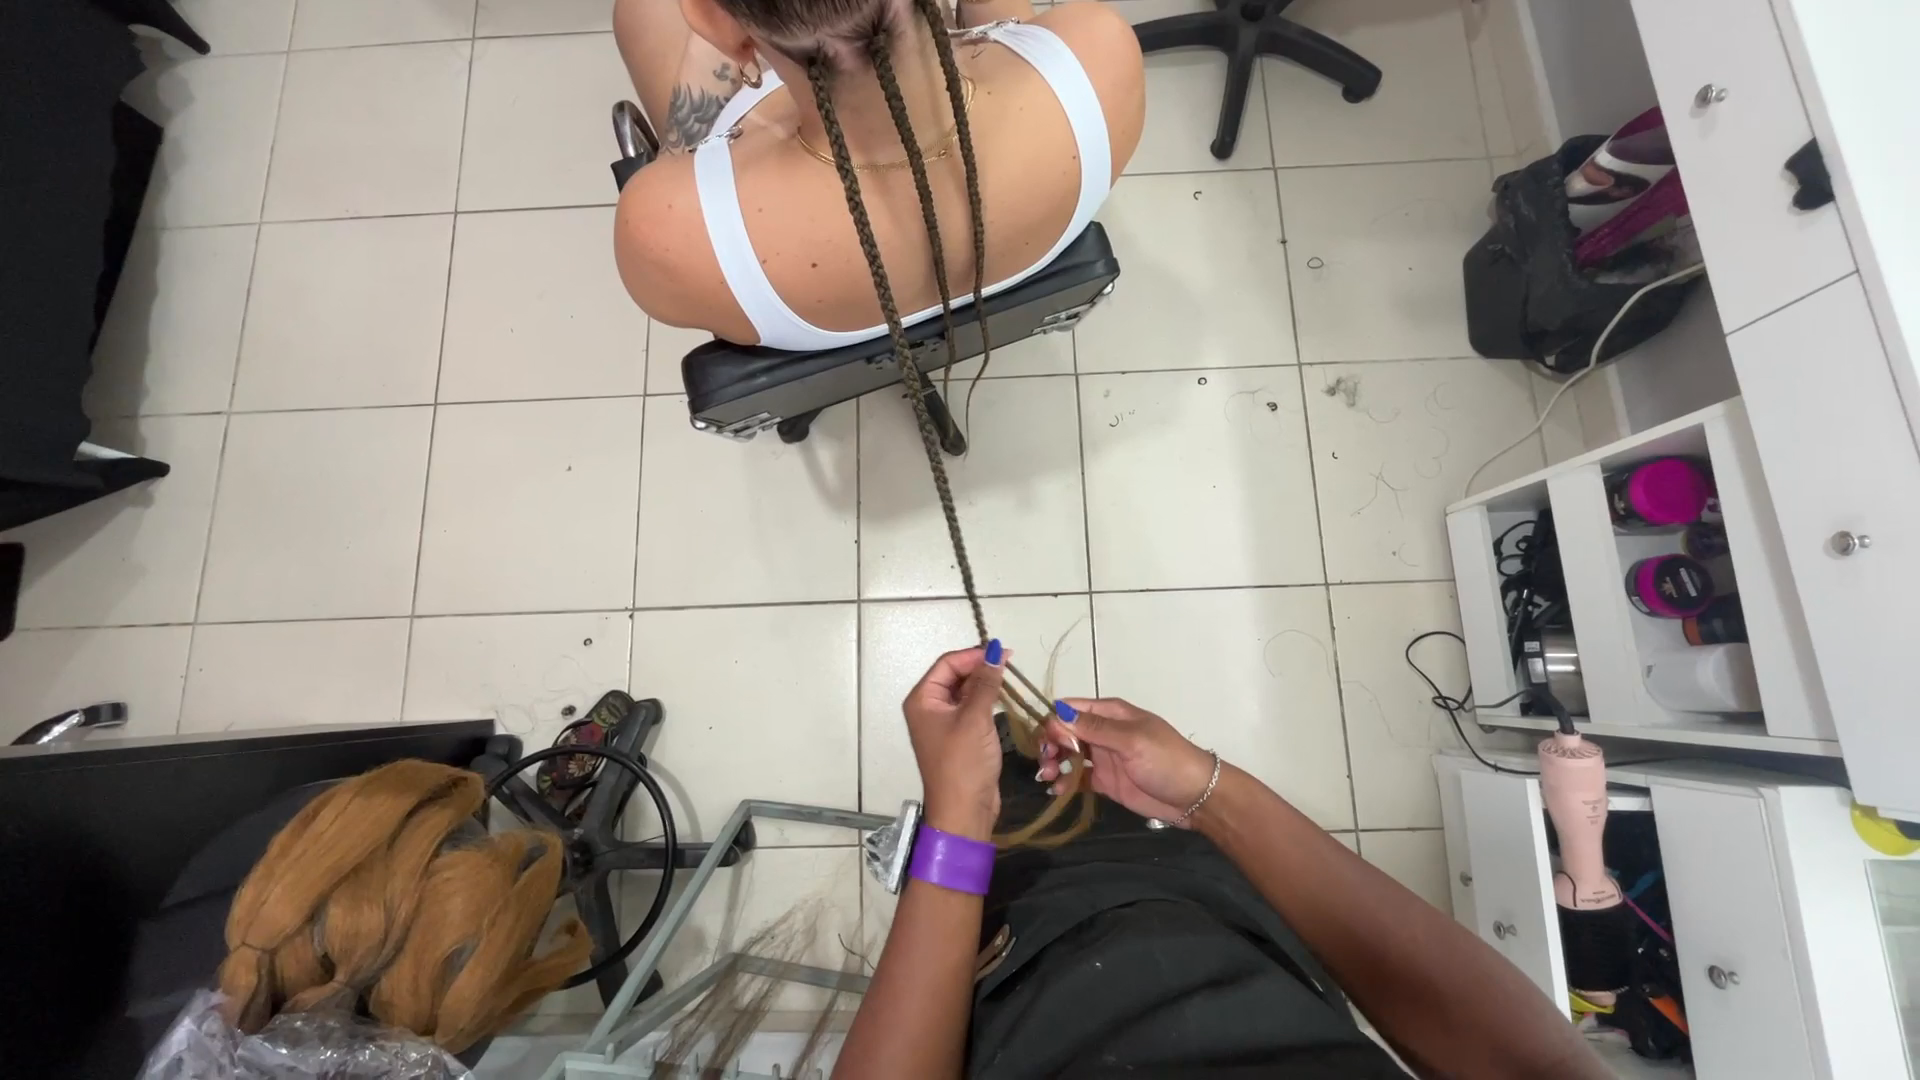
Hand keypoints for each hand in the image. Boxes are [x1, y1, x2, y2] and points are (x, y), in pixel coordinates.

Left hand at [901, 642, 1007, 840]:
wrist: (964, 812)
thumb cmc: (963, 763)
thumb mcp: (975, 718)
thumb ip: (986, 683)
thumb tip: (996, 652)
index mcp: (922, 699)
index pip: (947, 664)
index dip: (973, 655)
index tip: (1003, 653)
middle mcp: (929, 708)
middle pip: (955, 676)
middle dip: (980, 668)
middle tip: (1011, 664)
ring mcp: (943, 723)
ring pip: (965, 692)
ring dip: (985, 684)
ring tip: (1010, 678)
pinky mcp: (959, 737)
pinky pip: (971, 709)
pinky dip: (987, 701)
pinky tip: (1004, 698)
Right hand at [1036, 698, 1214, 825]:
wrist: (1196, 797)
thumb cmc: (1167, 760)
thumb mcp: (1132, 740)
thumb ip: (1095, 729)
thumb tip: (1058, 713)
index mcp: (1109, 713)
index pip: (1070, 709)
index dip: (1054, 722)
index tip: (1050, 743)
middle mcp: (1102, 731)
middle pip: (1063, 732)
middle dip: (1050, 744)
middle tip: (1047, 764)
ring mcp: (1103, 756)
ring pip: (1067, 753)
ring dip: (1053, 762)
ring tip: (1049, 778)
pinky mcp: (1104, 781)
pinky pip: (1077, 777)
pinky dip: (1064, 782)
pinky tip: (1057, 791)